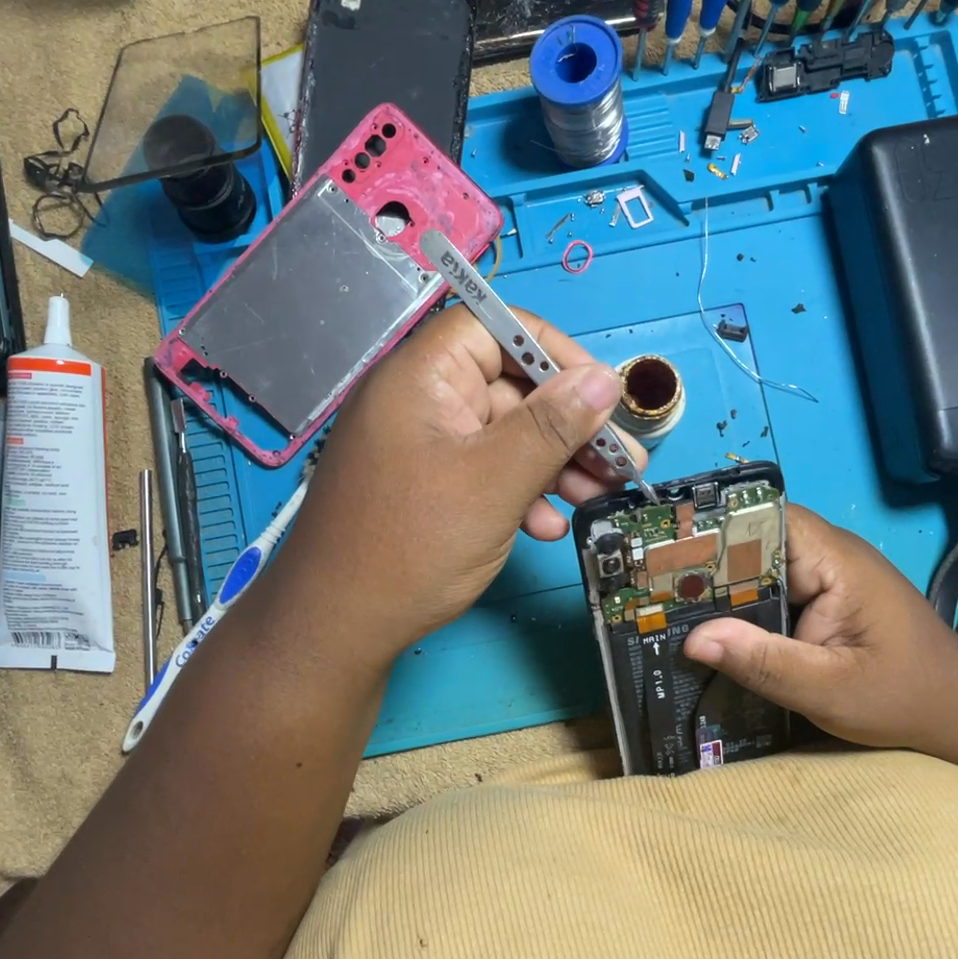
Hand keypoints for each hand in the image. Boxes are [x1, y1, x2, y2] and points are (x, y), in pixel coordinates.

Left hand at [267, 304, 645, 660]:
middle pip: (507, 389)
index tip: (600, 392)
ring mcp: (419, 448)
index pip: (494, 330)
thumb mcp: (495, 482)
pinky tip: (546, 527)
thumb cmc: (413, 545)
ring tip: (599, 495)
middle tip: (622, 462)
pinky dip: (517, 493)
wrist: (336, 628)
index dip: (552, 352)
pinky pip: (480, 473)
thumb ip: (552, 427)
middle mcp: (418, 402)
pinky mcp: (423, 487)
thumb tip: (604, 378)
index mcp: (421, 377)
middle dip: (568, 426)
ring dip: (553, 465)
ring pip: (501, 437)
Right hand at [681, 505, 957, 755]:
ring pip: (752, 564)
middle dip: (700, 560)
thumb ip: (765, 663)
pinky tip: (700, 623)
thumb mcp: (830, 689)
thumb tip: (693, 640)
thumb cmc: (903, 695)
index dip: (711, 529)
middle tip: (645, 587)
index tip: (660, 552)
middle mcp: (823, 553)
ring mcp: (819, 572)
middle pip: (748, 539)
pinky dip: (733, 603)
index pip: (762, 519)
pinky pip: (764, 586)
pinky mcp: (814, 594)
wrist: (955, 708)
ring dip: (712, 584)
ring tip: (659, 603)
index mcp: (833, 560)